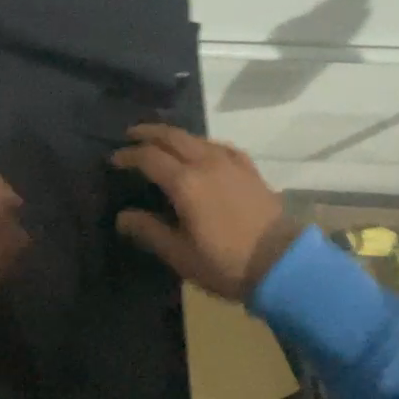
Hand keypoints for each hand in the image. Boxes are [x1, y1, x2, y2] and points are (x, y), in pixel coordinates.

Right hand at [112, 124, 300, 300]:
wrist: (284, 265)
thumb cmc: (227, 263)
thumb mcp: (181, 255)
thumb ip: (149, 231)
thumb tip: (122, 217)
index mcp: (184, 182)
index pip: (148, 157)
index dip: (128, 155)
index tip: (114, 159)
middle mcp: (205, 162)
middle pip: (171, 136)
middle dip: (148, 132)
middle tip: (132, 135)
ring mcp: (230, 163)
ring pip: (195, 137)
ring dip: (173, 135)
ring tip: (161, 140)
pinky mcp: (249, 169)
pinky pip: (219, 146)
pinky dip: (202, 143)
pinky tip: (203, 151)